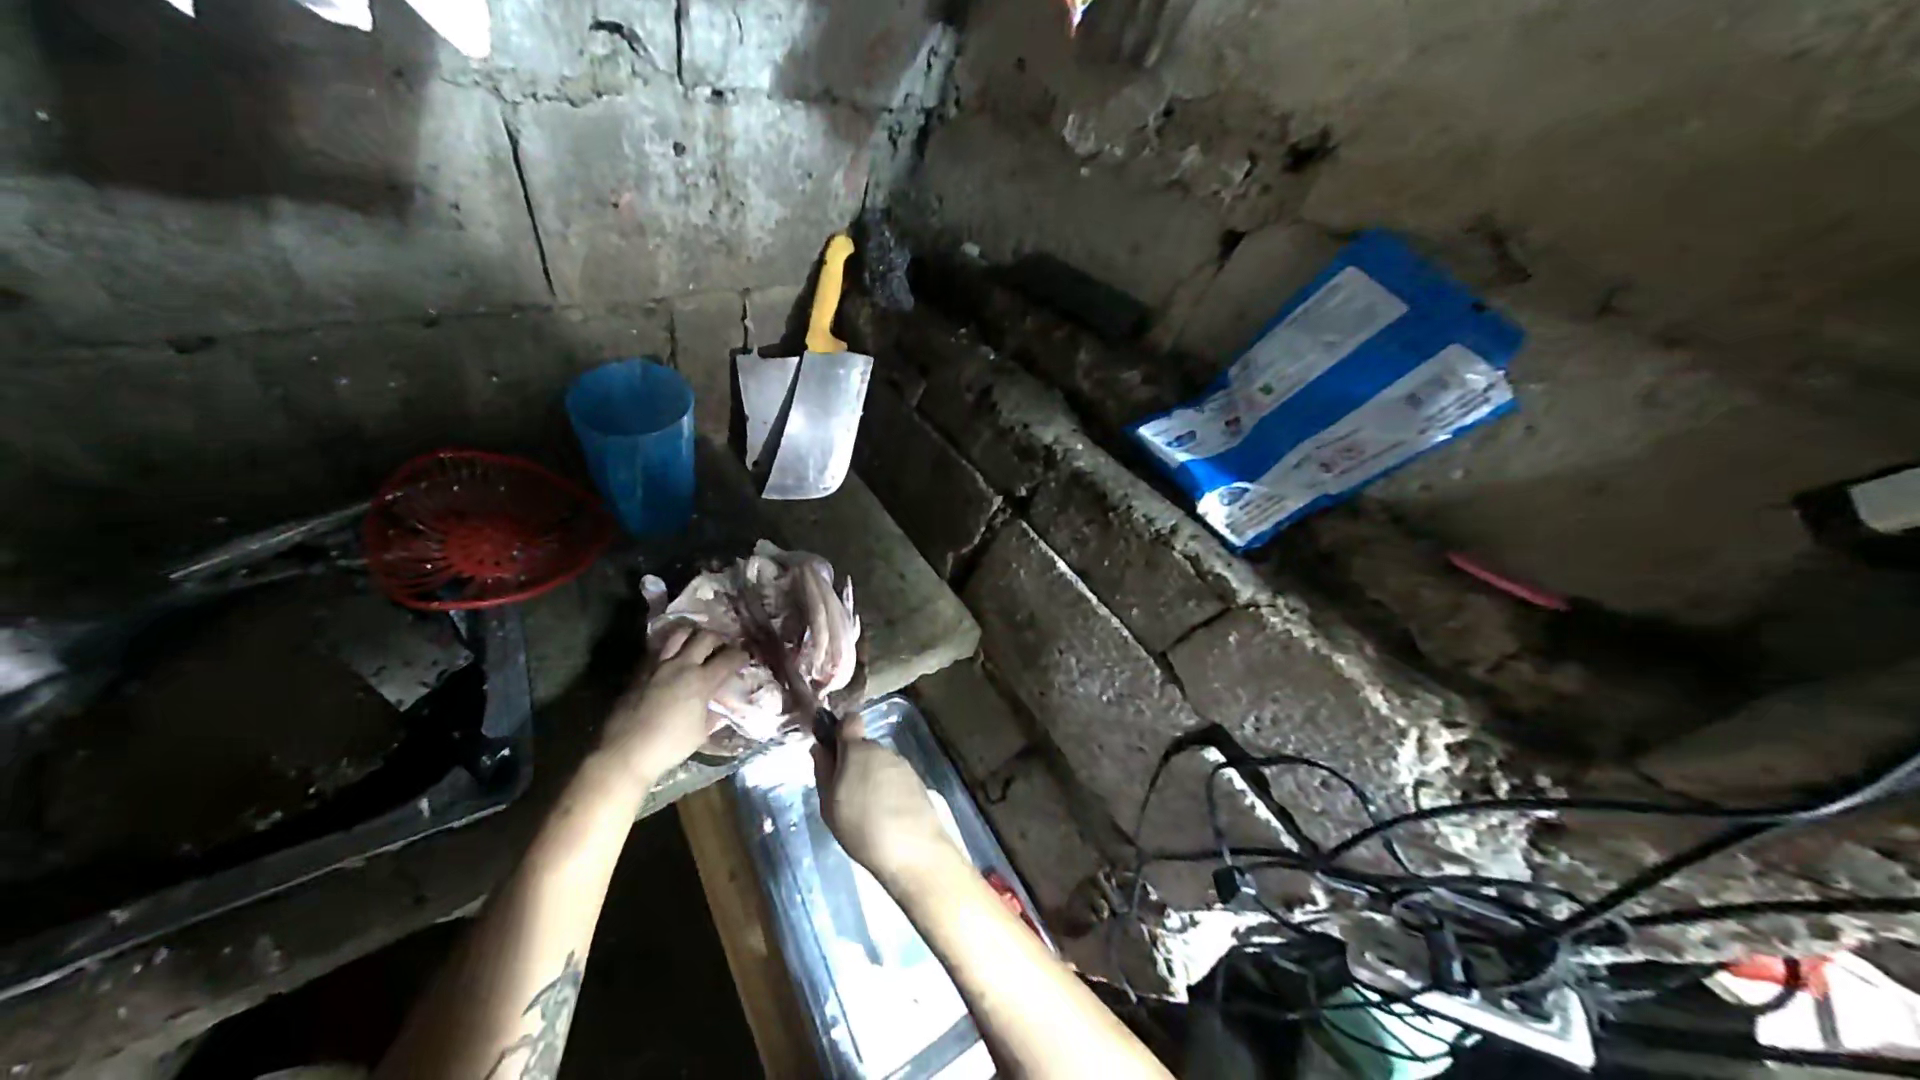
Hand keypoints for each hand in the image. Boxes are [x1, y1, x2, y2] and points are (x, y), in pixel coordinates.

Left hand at [601, 627, 746, 789]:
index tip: (745, 657)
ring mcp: (658, 665)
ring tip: (696, 644)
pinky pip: (659, 650)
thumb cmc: (670, 746)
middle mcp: (681, 666)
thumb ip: (712, 712)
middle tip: (722, 647)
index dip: (741, 655)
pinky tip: (673, 661)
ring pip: (679, 634)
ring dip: (692, 635)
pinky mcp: (640, 671)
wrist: (625, 752)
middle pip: (705, 637)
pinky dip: (671, 649)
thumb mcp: (701, 732)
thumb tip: (718, 705)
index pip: (729, 658)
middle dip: (719, 638)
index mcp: (701, 681)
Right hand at [813, 713, 961, 885]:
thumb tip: (820, 748)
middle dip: (854, 762)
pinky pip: (894, 776)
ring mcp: (902, 764)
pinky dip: (888, 788)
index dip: (840, 730)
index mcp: (856, 750)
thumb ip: (823, 771)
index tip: (833, 751)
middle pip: (863, 747)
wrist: (912, 849)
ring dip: (872, 776)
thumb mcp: (828, 804)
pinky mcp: (917, 779)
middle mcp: (881, 749)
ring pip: (879, 762)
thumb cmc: (860, 827)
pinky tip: (886, 813)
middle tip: (846, 793)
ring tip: (867, 809)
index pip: (849, 720)